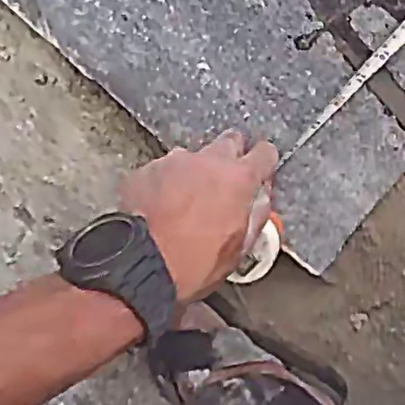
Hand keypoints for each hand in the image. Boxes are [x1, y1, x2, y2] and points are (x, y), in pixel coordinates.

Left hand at [119, 129, 276, 301]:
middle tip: (226, 181)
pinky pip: (165, 168)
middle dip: (232, 156)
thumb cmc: (193, 263)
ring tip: (187, 200)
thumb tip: (261, 199)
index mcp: (239, 179)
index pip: (264, 153)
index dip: (264, 162)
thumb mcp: (239, 249)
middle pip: (230, 141)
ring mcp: (176, 161)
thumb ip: (256, 215)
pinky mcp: (148, 169)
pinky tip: (162, 205)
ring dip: (197, 171)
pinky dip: (167, 181)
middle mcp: (210, 161)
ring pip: (195, 156)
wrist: (140, 264)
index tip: (260, 171)